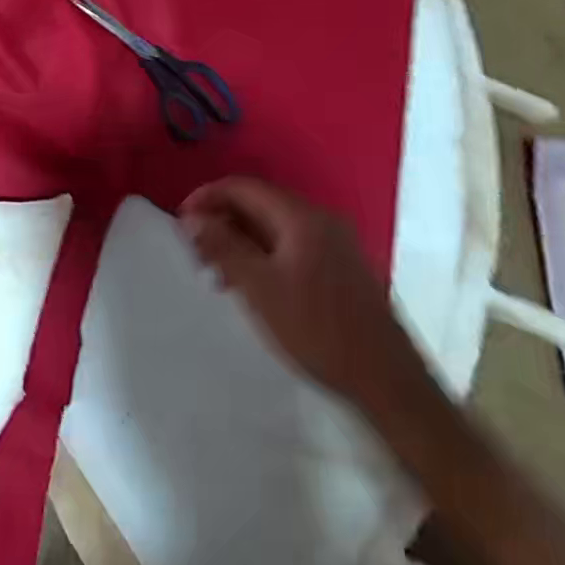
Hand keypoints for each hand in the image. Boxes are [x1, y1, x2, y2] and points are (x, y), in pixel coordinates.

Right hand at [178, 176, 414, 401]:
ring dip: (241, 239)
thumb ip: (223, 248)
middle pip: (260, 203)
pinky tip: (250, 283)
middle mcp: (320, 219)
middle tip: (194, 250)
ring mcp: (334, 242)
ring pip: (275, 226)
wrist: (384, 377)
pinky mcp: (340, 265)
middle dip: (222, 220)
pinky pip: (291, 244)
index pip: (244, 187)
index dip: (208, 197)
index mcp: (301, 217)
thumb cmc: (316, 329)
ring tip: (216, 272)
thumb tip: (191, 218)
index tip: (180, 221)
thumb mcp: (259, 288)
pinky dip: (263, 253)